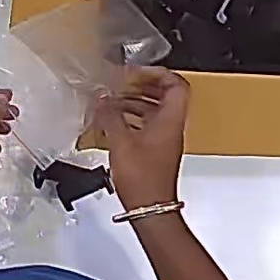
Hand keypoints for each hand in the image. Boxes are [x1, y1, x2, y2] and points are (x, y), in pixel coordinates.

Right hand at [95, 68, 188, 208]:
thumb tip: (103, 99)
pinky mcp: (157, 151)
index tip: (138, 72)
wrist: (150, 207)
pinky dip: (134, 117)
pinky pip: (149, 125)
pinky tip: (116, 121)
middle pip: (167, 96)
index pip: (176, 85)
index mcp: (170, 121)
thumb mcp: (121, 142)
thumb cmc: (143, 180)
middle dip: (145, 85)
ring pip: (156, 111)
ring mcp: (165, 140)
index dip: (158, 73)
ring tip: (116, 98)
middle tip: (125, 82)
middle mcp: (171, 128)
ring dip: (137, 101)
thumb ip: (110, 116)